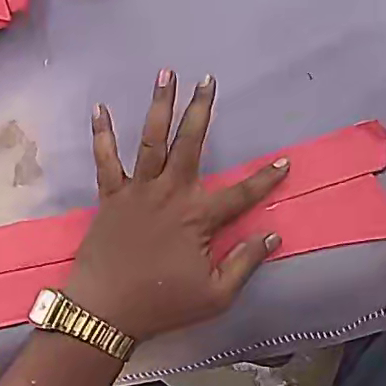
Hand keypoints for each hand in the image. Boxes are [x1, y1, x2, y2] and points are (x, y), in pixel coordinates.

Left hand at [62, 69, 287, 341]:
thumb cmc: (162, 304)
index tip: (284, 161)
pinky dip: (102, 134)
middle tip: (208, 80)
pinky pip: (105, 160)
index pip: (241, 193)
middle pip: (190, 145)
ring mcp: (138, 192)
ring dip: (160, 106)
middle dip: (202, 110)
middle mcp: (170, 194)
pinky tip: (101, 108)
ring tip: (166, 74)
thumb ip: (245, 263)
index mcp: (198, 217)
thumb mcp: (216, 295)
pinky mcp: (111, 197)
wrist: (105, 310)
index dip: (265, 178)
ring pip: (151, 141)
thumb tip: (272, 236)